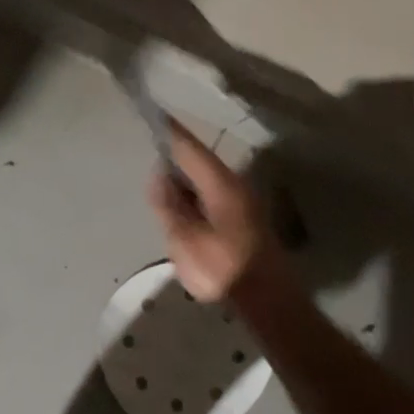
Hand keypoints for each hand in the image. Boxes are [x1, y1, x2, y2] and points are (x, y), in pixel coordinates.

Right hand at [148, 121, 283, 300]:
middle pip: (199, 162)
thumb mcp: (184, 239)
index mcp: (220, 184)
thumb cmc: (223, 268)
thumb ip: (169, 205)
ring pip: (205, 181)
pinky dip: (193, 196)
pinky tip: (179, 209)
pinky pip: (211, 197)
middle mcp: (235, 185)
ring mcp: (242, 202)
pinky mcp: (243, 220)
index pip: (189, 148)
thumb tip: (159, 175)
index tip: (151, 115)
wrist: (266, 298)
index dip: (169, 132)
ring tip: (158, 185)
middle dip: (173, 158)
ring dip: (183, 180)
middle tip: (147, 154)